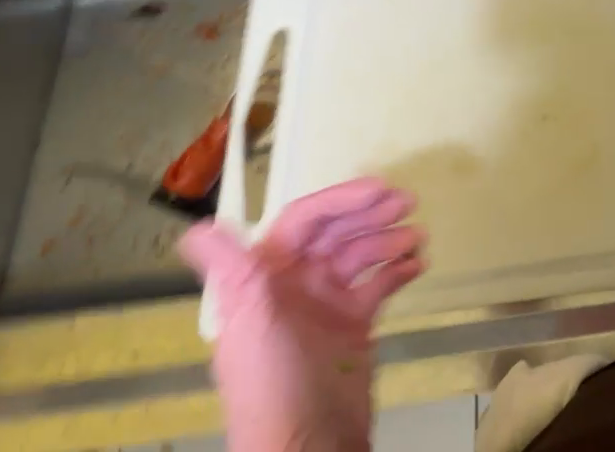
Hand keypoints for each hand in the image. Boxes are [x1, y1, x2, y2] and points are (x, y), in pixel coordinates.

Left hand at [181, 178, 425, 451]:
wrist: (307, 446)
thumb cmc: (273, 382)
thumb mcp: (249, 322)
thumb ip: (231, 271)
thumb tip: (197, 229)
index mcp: (265, 279)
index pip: (304, 222)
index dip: (340, 200)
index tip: (379, 189)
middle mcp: (296, 285)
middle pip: (337, 232)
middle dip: (372, 214)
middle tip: (409, 204)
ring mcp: (327, 305)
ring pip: (362, 254)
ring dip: (390, 240)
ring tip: (417, 239)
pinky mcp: (354, 324)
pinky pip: (379, 284)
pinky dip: (399, 271)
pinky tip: (417, 267)